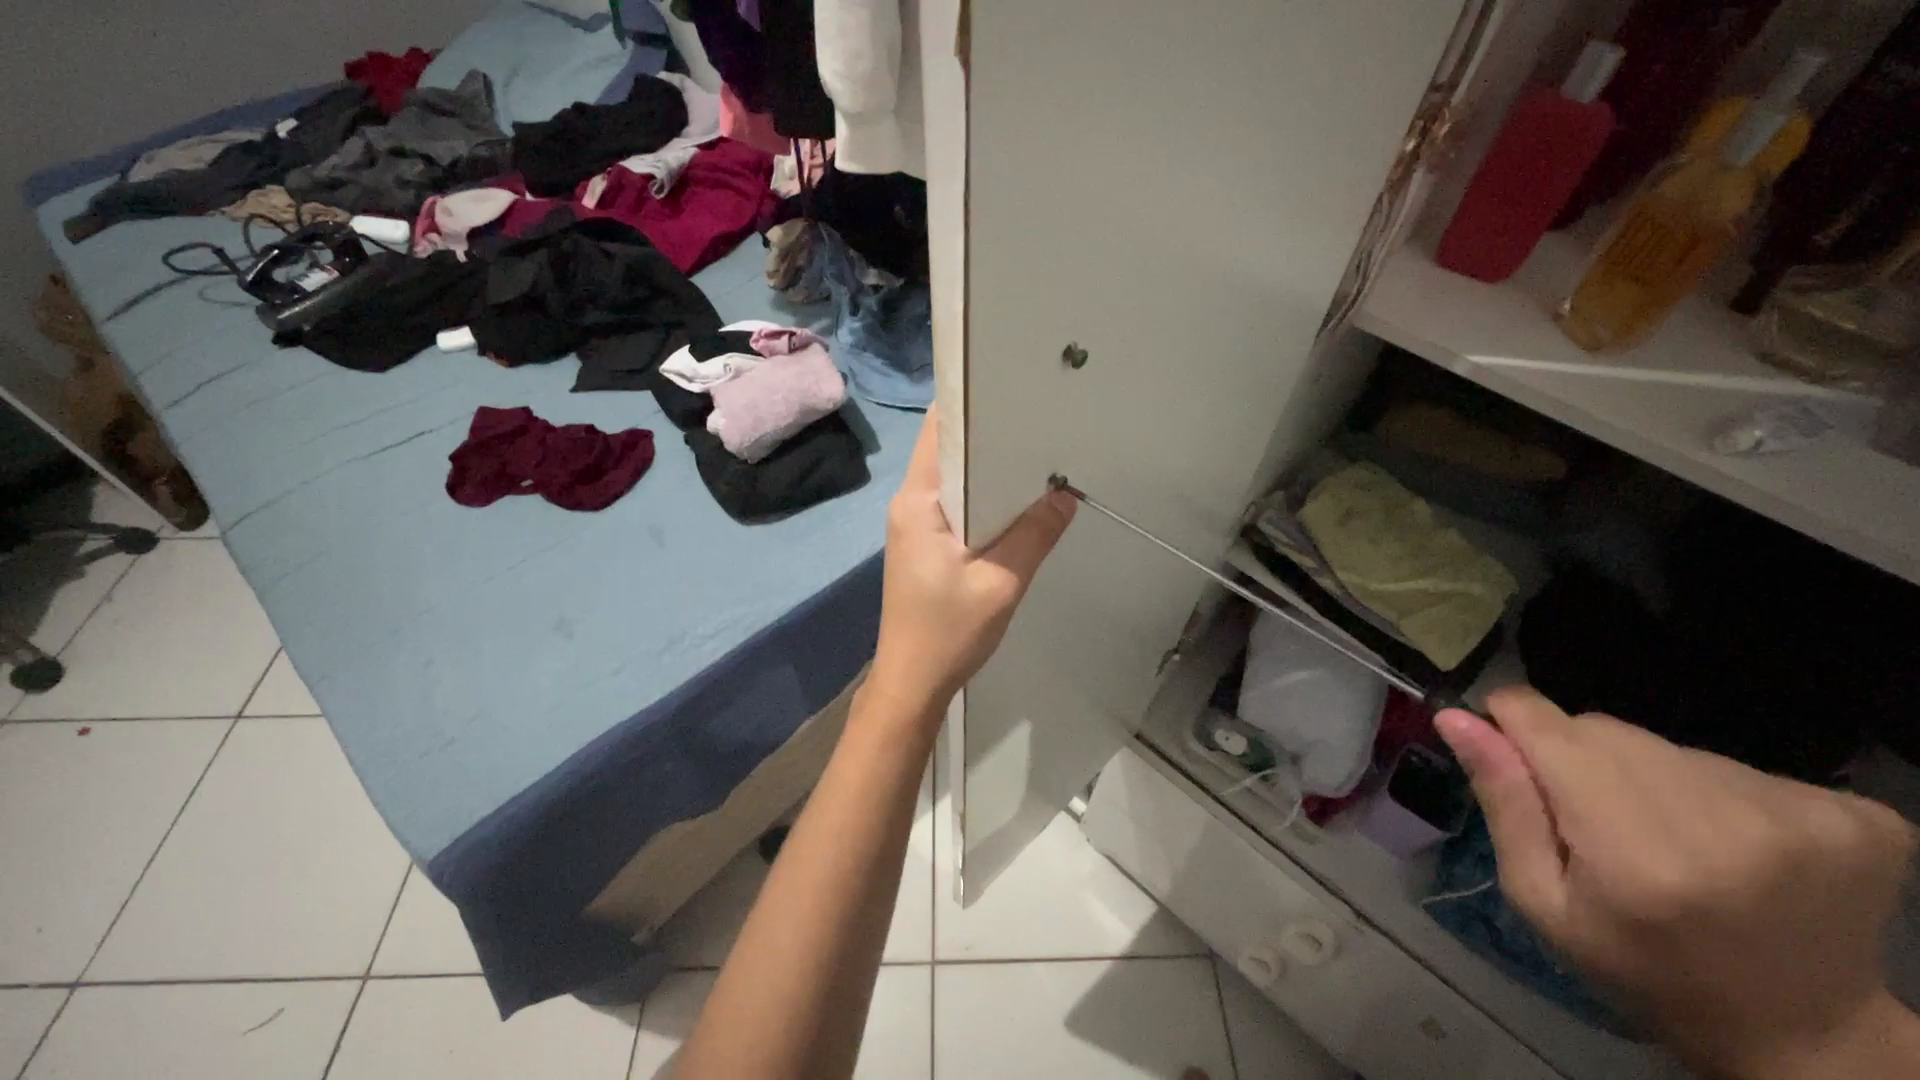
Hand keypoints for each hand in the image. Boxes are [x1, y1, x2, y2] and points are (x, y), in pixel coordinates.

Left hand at [868, 408, 1075, 714]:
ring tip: (1037, 451)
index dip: (973, 402)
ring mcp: (916, 525)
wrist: (913, 683)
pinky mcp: (926, 545)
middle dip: (990, 432)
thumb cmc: (947, 633)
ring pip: (956, 478)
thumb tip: (1065, 495)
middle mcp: (911, 504)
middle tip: (1039, 418)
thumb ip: (1034, 534)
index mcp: (918, 502)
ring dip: (990, 466)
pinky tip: (1018, 498)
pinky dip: (986, 496)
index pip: (939, 430)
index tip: (1013, 386)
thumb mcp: (1000, 583)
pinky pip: (958, 504)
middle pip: (949, 450)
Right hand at [1436, 688, 1918, 1079]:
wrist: (1799, 1030)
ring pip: (1669, 745)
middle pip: (1605, 730)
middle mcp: (1722, 818)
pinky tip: (1732, 844)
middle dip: (1580, 760)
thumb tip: (1456, 717)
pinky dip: (1720, 793)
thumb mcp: (1542, 901)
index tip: (1507, 746)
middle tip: (1597, 826)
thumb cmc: (1640, 968)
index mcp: (1633, 851)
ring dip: (1649, 777)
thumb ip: (1504, 804)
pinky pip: (1740, 765)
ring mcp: (1801, 813)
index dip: (1514, 722)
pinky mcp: (1855, 814)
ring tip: (1668, 840)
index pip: (1548, 726)